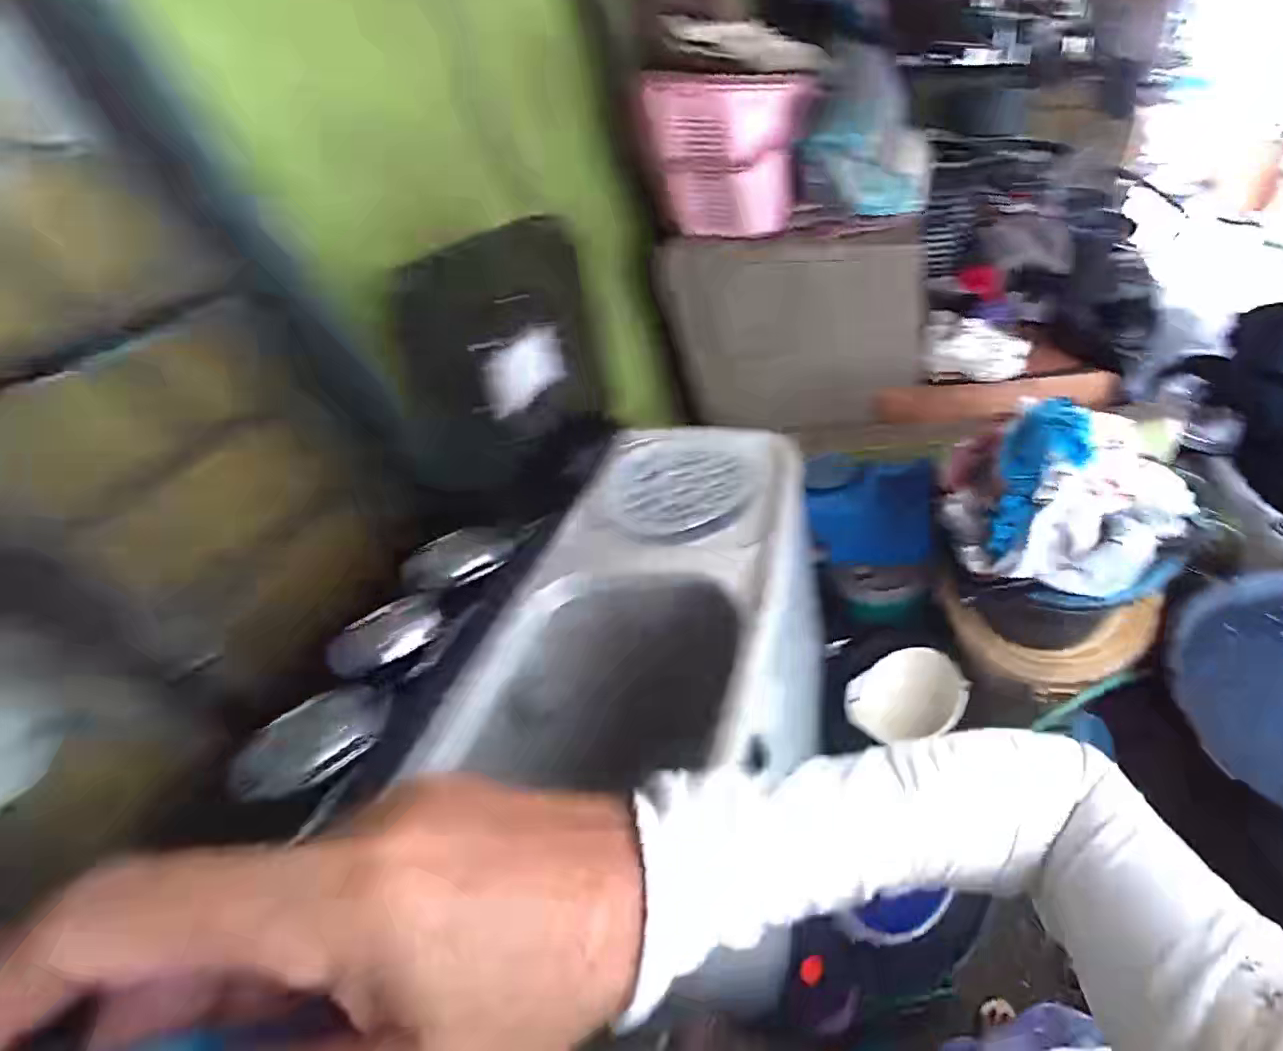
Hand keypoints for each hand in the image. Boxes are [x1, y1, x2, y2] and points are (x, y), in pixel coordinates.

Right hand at [0, 776, 642, 1049]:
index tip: (6, 1044)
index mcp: (348, 886)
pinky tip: (363, 988)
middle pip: (197, 911)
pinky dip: (312, 938)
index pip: (123, 910)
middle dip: (154, 1012)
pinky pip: (342, 873)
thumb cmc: (556, 976)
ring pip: (272, 897)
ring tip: (311, 1036)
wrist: (669, 877)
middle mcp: (372, 823)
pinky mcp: (452, 804)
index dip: (17, 987)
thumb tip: (212, 1048)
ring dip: (246, 981)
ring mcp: (418, 803)